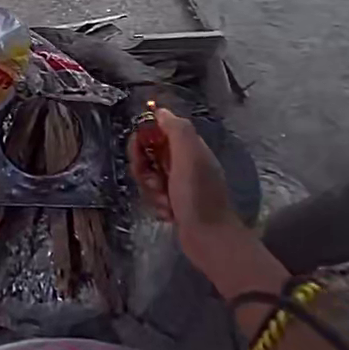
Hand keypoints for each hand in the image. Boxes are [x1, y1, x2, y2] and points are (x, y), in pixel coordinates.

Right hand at [127, 108, 247, 259]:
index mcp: (188, 146)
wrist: (209, 238)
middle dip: (144, 168)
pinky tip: (169, 214)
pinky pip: (153, 196)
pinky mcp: (174, 202)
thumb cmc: (198, 194)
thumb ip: (176, 129)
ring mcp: (178, 183)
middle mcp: (183, 161)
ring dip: (151, 189)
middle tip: (153, 181)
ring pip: (148, 176)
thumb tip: (160, 111)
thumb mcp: (189, 155)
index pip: (157, 130)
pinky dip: (157, 204)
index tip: (140, 151)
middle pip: (148, 154)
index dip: (143, 138)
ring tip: (165, 202)